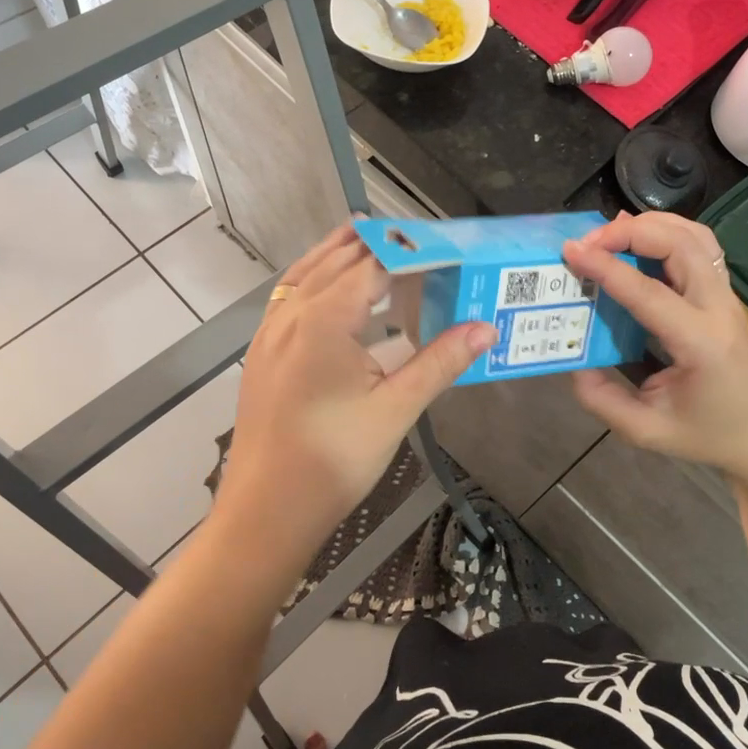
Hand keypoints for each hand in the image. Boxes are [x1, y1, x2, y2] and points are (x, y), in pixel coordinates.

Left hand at [217, 224, 496, 550]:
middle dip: (376, 244)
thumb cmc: (334, 459)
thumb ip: (441, 362)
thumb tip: (487, 328)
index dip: (408, 250)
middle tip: (417, 237)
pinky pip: (288, 295)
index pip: (373, 265)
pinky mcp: (261, 352)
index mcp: (324, 320)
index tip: (443, 241)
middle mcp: (291, 314)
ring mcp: (269, 332)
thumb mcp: (396, 409)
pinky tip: (329, 289)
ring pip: (306, 273)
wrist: (266, 511)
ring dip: (338, 253)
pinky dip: (314, 277)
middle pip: (336, 260)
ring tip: (370, 238)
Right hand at [561, 212, 747, 489]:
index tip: (571, 250)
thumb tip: (573, 360)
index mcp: (701, 343)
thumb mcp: (647, 431)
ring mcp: (727, 296)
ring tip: (609, 234)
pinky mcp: (724, 293)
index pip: (649, 291)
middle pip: (679, 244)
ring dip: (650, 225)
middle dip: (629, 232)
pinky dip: (667, 230)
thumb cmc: (707, 435)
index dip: (607, 267)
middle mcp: (719, 309)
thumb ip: (603, 399)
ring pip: (694, 235)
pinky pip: (700, 246)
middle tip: (588, 241)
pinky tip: (639, 236)